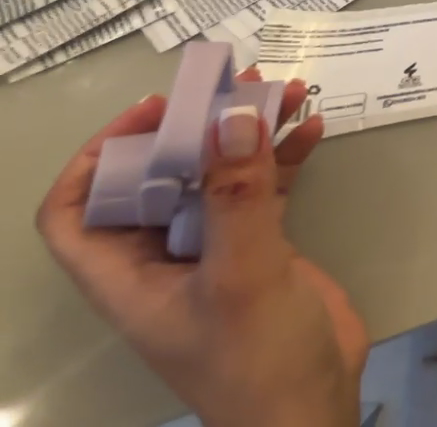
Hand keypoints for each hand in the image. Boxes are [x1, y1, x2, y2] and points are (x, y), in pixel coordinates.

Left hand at [37, 72, 364, 426]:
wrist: (311, 403)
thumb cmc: (253, 352)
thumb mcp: (244, 272)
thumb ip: (237, 197)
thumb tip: (231, 119)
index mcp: (127, 273)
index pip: (80, 208)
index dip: (104, 155)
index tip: (157, 109)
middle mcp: (164, 258)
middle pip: (161, 180)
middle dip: (195, 129)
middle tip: (237, 84)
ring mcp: (219, 252)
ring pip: (220, 179)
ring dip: (250, 137)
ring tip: (288, 92)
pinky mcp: (268, 249)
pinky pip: (269, 191)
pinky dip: (288, 159)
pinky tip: (315, 131)